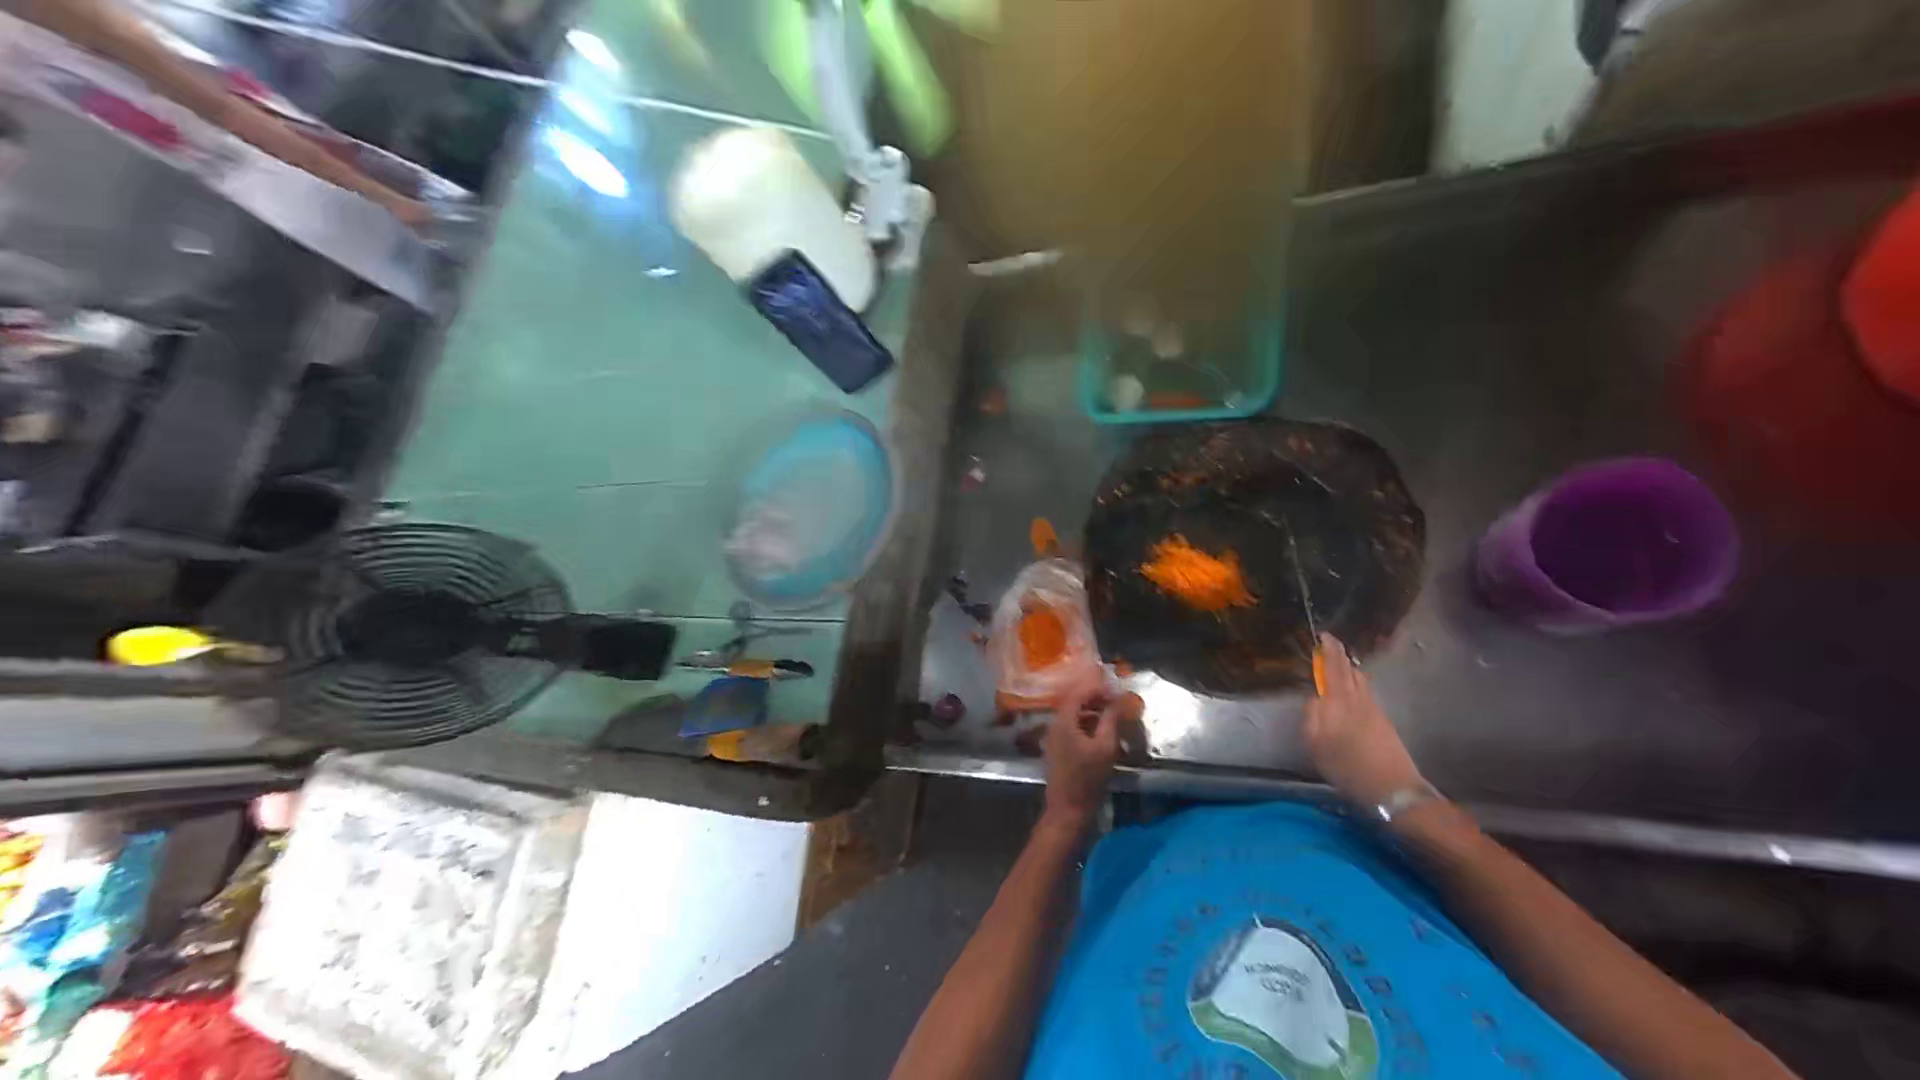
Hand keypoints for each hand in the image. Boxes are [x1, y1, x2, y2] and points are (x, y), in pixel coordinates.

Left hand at [1041, 686, 1133, 833]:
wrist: (1068, 809)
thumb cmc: (1087, 778)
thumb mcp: (1105, 747)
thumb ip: (1111, 719)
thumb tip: (1120, 699)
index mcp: (1063, 721)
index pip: (1078, 693)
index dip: (1096, 688)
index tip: (1115, 688)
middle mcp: (1055, 725)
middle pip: (1075, 703)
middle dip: (1096, 700)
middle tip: (1117, 702)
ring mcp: (1055, 738)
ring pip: (1075, 717)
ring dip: (1094, 714)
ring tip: (1114, 718)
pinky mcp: (1059, 750)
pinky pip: (1074, 729)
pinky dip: (1089, 727)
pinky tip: (1104, 736)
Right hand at [1304, 634, 1425, 807]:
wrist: (1394, 789)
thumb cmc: (1347, 767)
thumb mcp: (1315, 745)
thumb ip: (1311, 717)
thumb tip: (1315, 698)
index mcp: (1340, 701)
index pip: (1334, 667)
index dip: (1329, 650)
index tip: (1324, 636)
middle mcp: (1359, 699)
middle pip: (1350, 671)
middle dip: (1339, 658)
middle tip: (1327, 650)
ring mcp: (1375, 710)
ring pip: (1360, 682)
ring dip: (1348, 672)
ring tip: (1336, 672)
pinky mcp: (1384, 722)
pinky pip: (1366, 694)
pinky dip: (1355, 687)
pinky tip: (1349, 697)